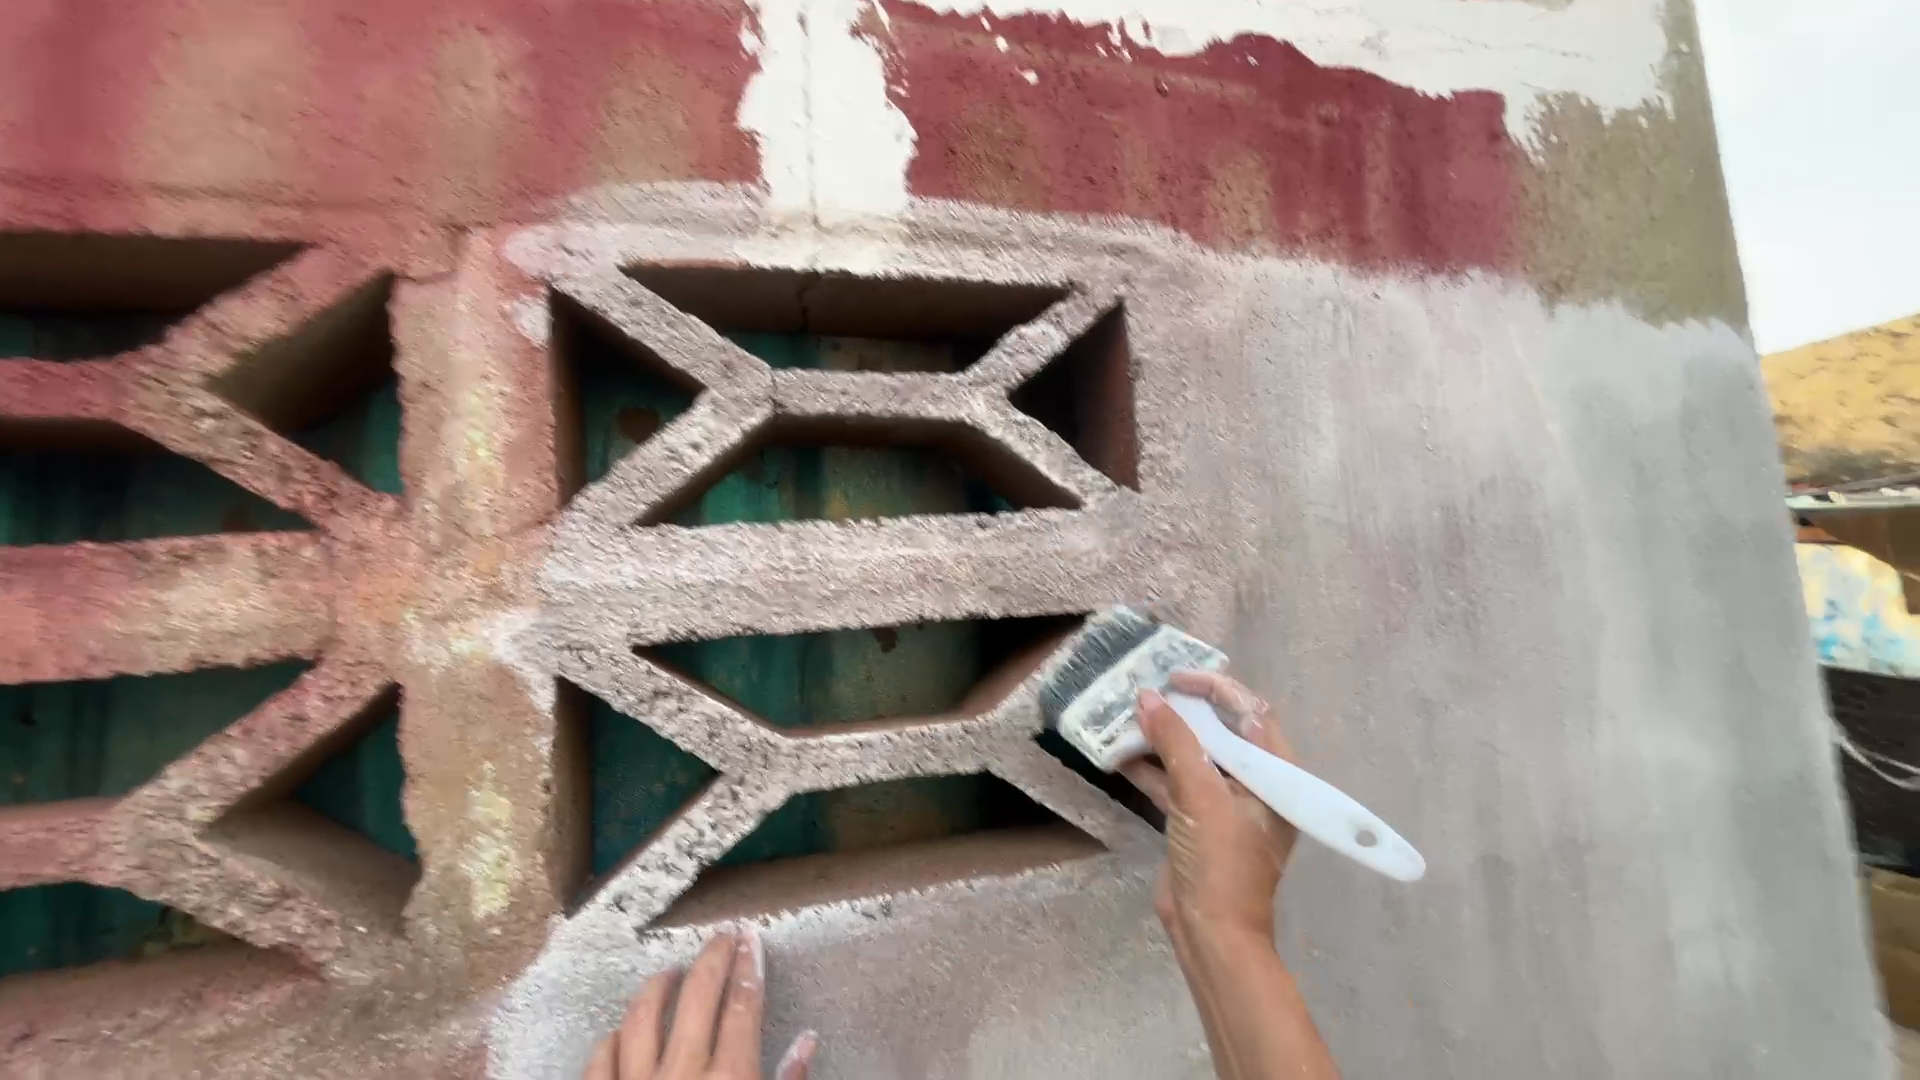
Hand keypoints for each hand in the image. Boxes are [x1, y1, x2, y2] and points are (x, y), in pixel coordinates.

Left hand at [585, 928, 817, 1079]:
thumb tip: (806, 1040)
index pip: (743, 1005)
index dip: (748, 965)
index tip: (751, 939)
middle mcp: (683, 1073)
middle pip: (699, 994)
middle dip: (713, 956)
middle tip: (722, 934)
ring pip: (643, 1016)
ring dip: (660, 986)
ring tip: (672, 973)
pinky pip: (601, 1058)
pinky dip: (614, 1038)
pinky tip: (624, 1031)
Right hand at [1120, 670, 1298, 947]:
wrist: (1211, 935)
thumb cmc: (1221, 863)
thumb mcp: (1200, 797)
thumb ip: (1175, 743)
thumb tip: (1146, 698)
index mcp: (1275, 777)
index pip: (1251, 713)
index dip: (1215, 688)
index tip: (1175, 678)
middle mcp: (1254, 785)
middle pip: (1219, 731)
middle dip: (1182, 710)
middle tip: (1146, 692)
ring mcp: (1224, 804)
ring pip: (1192, 755)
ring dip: (1161, 737)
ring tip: (1126, 716)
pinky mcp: (1197, 821)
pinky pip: (1174, 782)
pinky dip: (1150, 767)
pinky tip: (1119, 753)